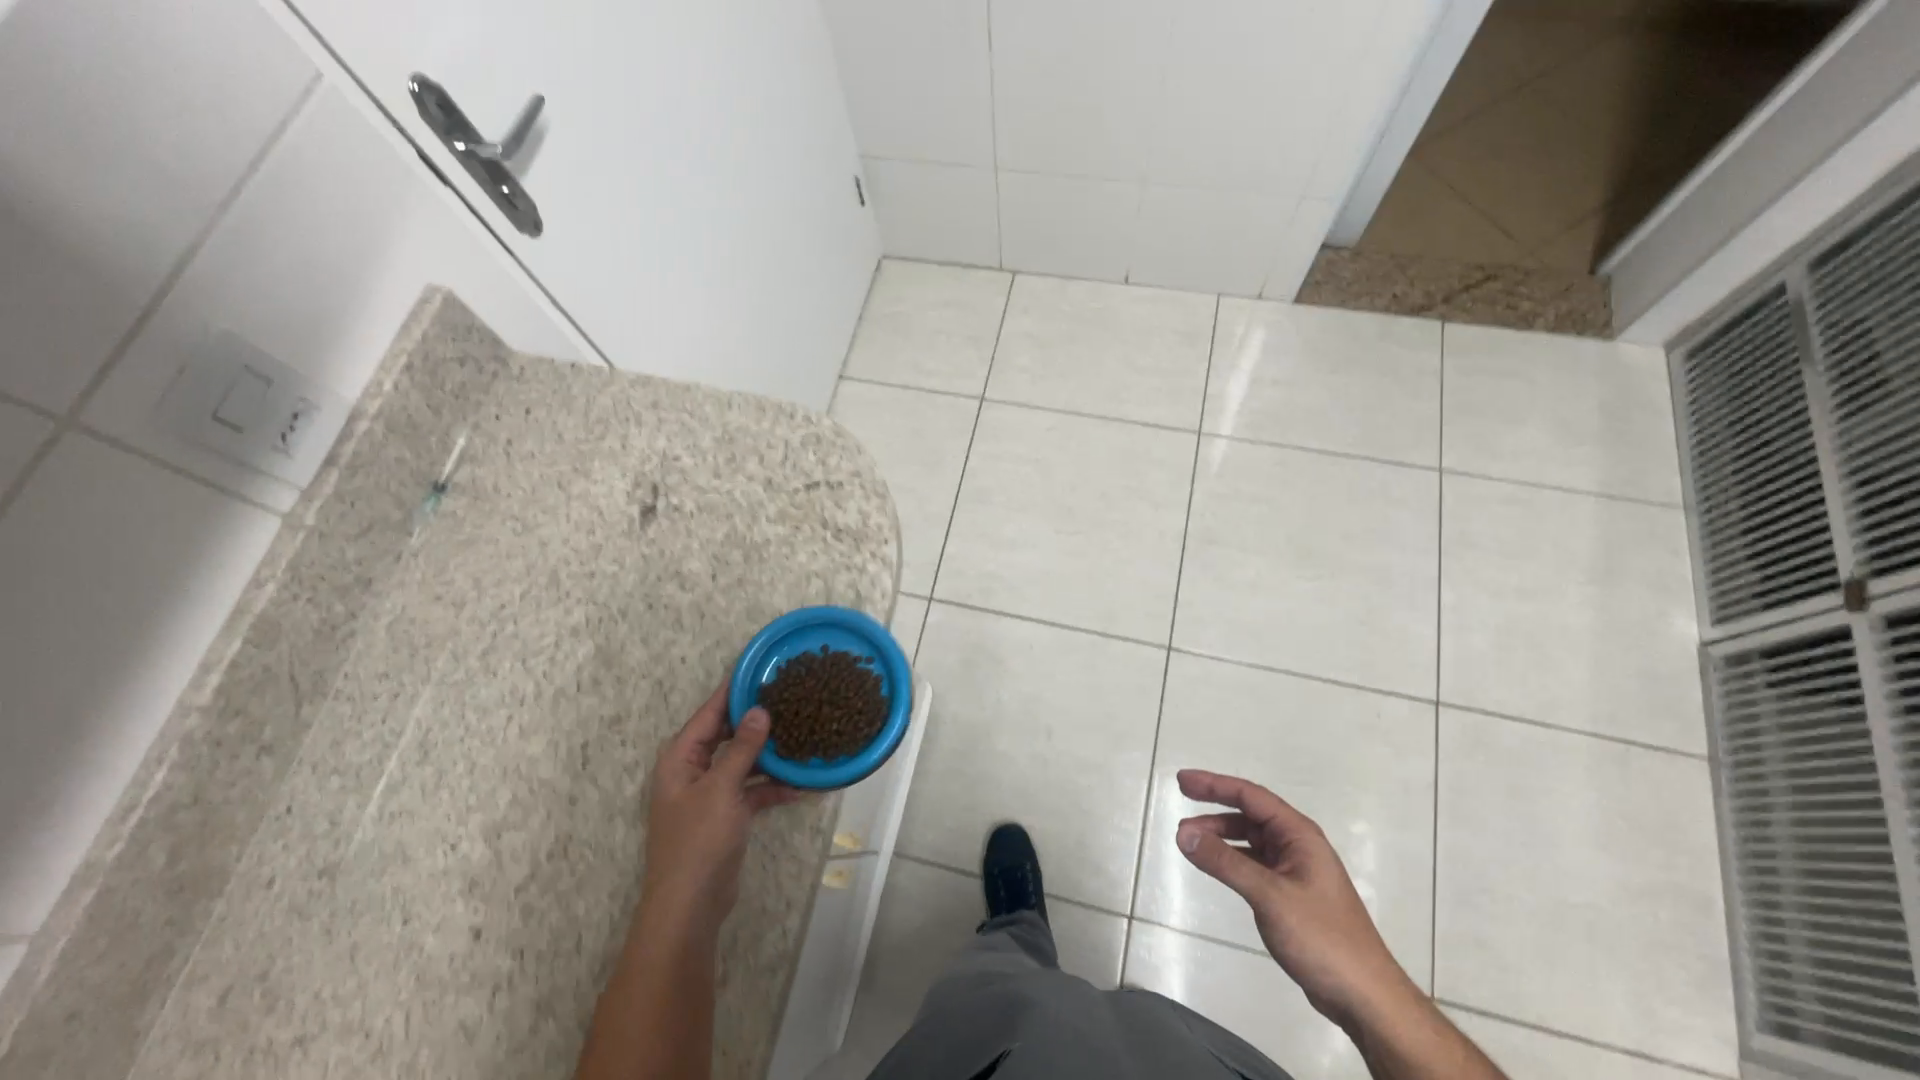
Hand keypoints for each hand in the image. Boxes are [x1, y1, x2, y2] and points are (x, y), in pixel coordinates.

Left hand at [641, 685, 801, 934]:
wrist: (690, 905)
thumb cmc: (698, 841)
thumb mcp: (722, 789)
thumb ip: (742, 749)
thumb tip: (759, 711)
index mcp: (681, 758)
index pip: (709, 714)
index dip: (733, 691)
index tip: (760, 669)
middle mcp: (693, 770)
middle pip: (727, 735)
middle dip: (757, 722)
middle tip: (791, 700)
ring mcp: (709, 794)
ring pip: (743, 763)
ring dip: (769, 755)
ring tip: (802, 735)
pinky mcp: (726, 816)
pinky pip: (752, 791)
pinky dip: (772, 787)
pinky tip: (802, 785)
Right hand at [1175, 769, 1417, 1030]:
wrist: (1362, 994)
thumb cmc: (1321, 937)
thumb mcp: (1269, 895)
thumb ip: (1225, 862)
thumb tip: (1183, 833)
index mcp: (1299, 836)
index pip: (1251, 796)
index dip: (1214, 785)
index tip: (1181, 781)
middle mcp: (1298, 847)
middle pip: (1250, 816)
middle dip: (1214, 811)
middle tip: (1180, 813)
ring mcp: (1296, 872)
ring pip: (1251, 842)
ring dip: (1221, 838)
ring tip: (1189, 844)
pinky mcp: (1291, 896)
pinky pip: (1254, 865)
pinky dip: (1231, 861)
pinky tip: (1215, 868)